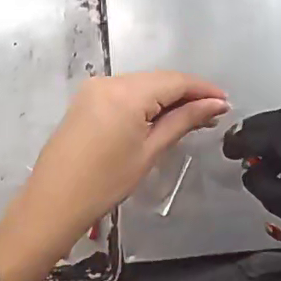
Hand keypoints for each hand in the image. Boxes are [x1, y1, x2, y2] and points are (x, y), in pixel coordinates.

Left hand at [0, 72, 229, 280]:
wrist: (54, 200)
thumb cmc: (106, 181)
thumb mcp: (150, 151)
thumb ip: (183, 121)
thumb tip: (215, 104)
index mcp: (127, 92)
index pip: (175, 81)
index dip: (203, 90)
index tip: (226, 103)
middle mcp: (109, 81)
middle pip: (158, 80)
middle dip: (186, 94)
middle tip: (212, 115)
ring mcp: (94, 89)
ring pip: (141, 85)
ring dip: (166, 99)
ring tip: (191, 120)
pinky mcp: (85, 100)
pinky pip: (124, 93)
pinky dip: (145, 102)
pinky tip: (160, 119)